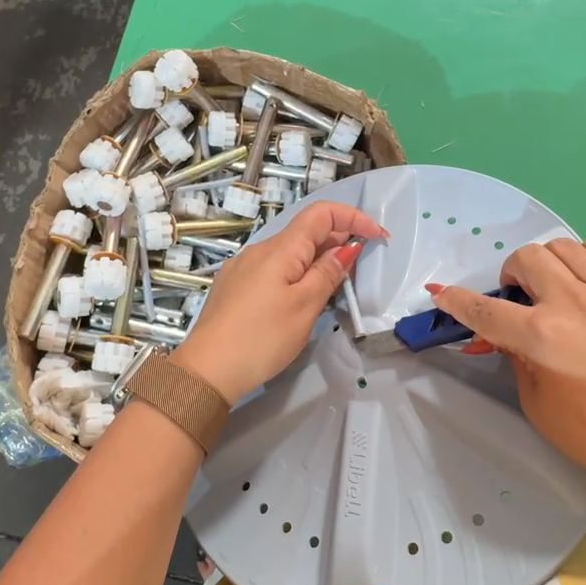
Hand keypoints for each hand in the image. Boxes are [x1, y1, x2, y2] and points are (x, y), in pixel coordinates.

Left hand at [174, 201, 387, 400]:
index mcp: (280, 248)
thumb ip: (327, 273)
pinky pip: (273, 268)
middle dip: (338, 239)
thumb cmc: (262, 337)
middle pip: (305, 231)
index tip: (378, 237)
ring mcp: (243, 268)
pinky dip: (296, 272)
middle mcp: (259, 250)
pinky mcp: (234, 287)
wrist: (207, 371)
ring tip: (335, 284)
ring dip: (317, 258)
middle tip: (361, 265)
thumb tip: (348, 247)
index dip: (353, 217)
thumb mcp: (305, 306)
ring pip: (289, 252)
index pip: (321, 213)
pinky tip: (301, 297)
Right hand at [427, 238, 585, 518]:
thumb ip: (517, 359)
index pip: (485, 309)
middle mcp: (572, 303)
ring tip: (552, 287)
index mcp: (541, 337)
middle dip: (510, 276)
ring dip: (547, 262)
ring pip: (564, 247)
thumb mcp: (539, 404)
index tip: (441, 294)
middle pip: (525, 259)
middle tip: (517, 300)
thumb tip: (505, 335)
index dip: (456, 301)